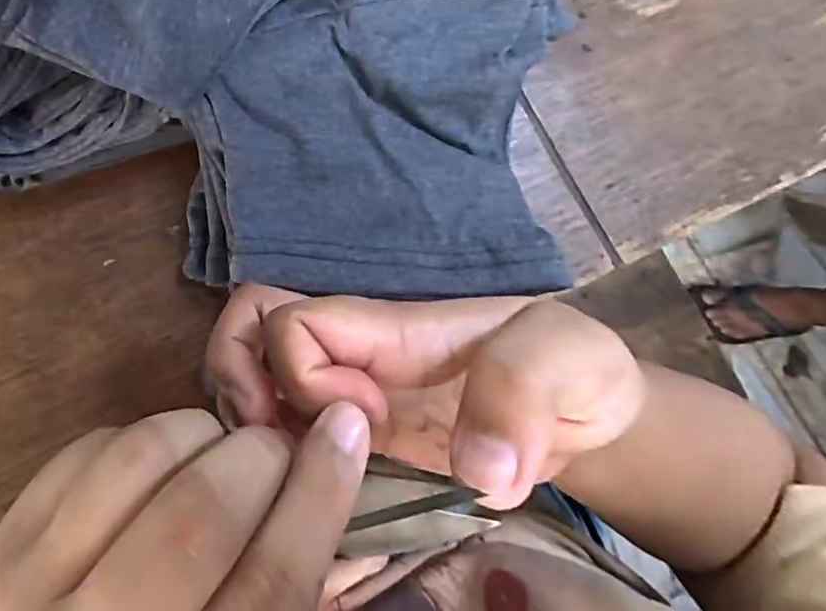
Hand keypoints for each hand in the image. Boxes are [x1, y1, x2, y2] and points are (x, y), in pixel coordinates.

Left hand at [0, 403, 369, 610]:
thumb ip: (287, 579)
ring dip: (198, 435)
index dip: (318, 491)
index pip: (273, 581)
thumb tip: (332, 466)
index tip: (345, 425)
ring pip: (139, 463)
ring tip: (216, 451)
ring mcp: (32, 596)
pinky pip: (85, 453)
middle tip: (275, 449)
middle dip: (258, 456)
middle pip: (200, 517)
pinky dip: (138, 438)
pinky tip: (159, 463)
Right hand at [212, 294, 644, 508]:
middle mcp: (355, 357)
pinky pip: (287, 433)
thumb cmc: (572, 368)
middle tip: (277, 446)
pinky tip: (312, 506)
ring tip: (293, 479)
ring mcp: (354, 398)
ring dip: (250, 426)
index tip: (362, 418)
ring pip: (255, 378)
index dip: (303, 373)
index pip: (293, 319)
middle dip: (239, 380)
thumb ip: (519, 390)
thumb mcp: (564, 356)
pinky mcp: (363, 443)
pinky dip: (275, 463)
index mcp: (388, 328)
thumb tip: (475, 470)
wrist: (586, 417)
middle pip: (250, 327)